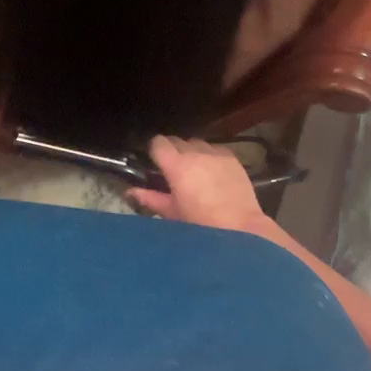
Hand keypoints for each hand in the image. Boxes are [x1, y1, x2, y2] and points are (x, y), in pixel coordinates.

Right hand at [127, 136, 275, 236]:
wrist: (240, 230)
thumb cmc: (200, 225)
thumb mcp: (172, 214)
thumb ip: (150, 198)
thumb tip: (131, 191)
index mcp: (177, 166)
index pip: (159, 143)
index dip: (155, 150)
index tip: (155, 162)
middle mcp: (196, 153)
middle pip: (178, 140)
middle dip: (173, 152)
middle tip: (173, 171)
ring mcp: (217, 154)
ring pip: (197, 143)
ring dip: (192, 152)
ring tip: (194, 171)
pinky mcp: (233, 158)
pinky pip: (215, 149)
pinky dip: (210, 156)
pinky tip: (212, 172)